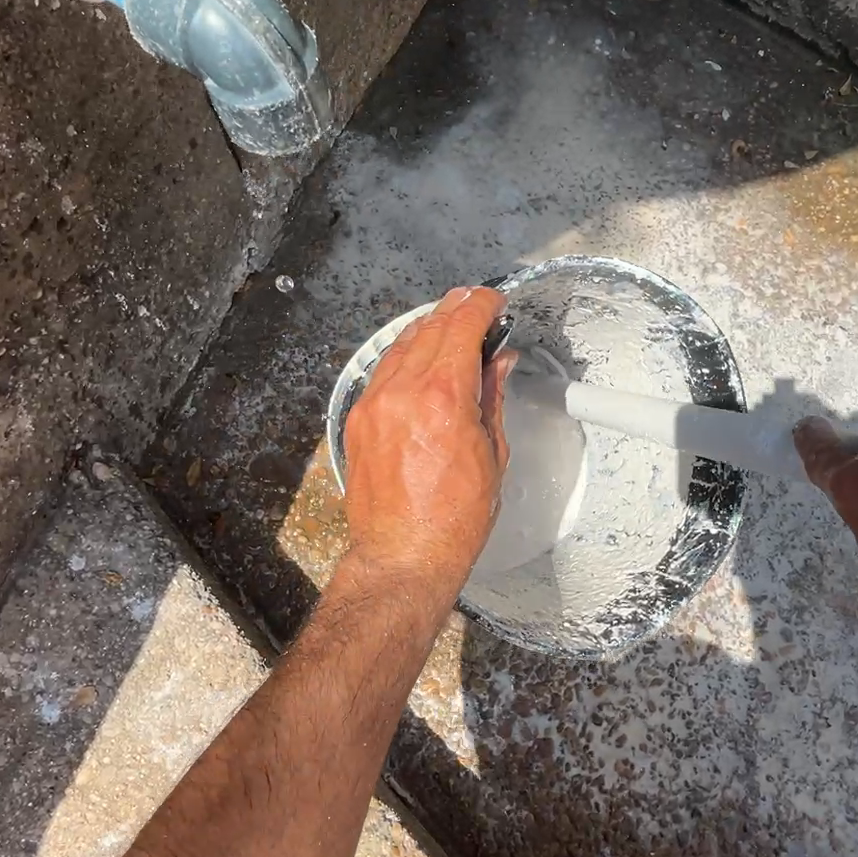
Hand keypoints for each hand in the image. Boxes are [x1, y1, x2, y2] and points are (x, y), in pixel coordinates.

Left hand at [342, 287, 515, 592]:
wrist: (403, 554)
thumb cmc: (451, 520)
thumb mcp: (492, 455)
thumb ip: (491, 398)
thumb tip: (498, 365)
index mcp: (443, 399)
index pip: (462, 327)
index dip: (482, 305)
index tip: (494, 301)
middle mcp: (403, 393)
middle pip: (430, 327)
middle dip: (456, 308)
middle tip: (476, 303)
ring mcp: (374, 404)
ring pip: (401, 344)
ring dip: (428, 328)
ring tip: (449, 324)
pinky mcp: (359, 420)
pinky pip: (382, 370)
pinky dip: (404, 355)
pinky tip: (419, 357)